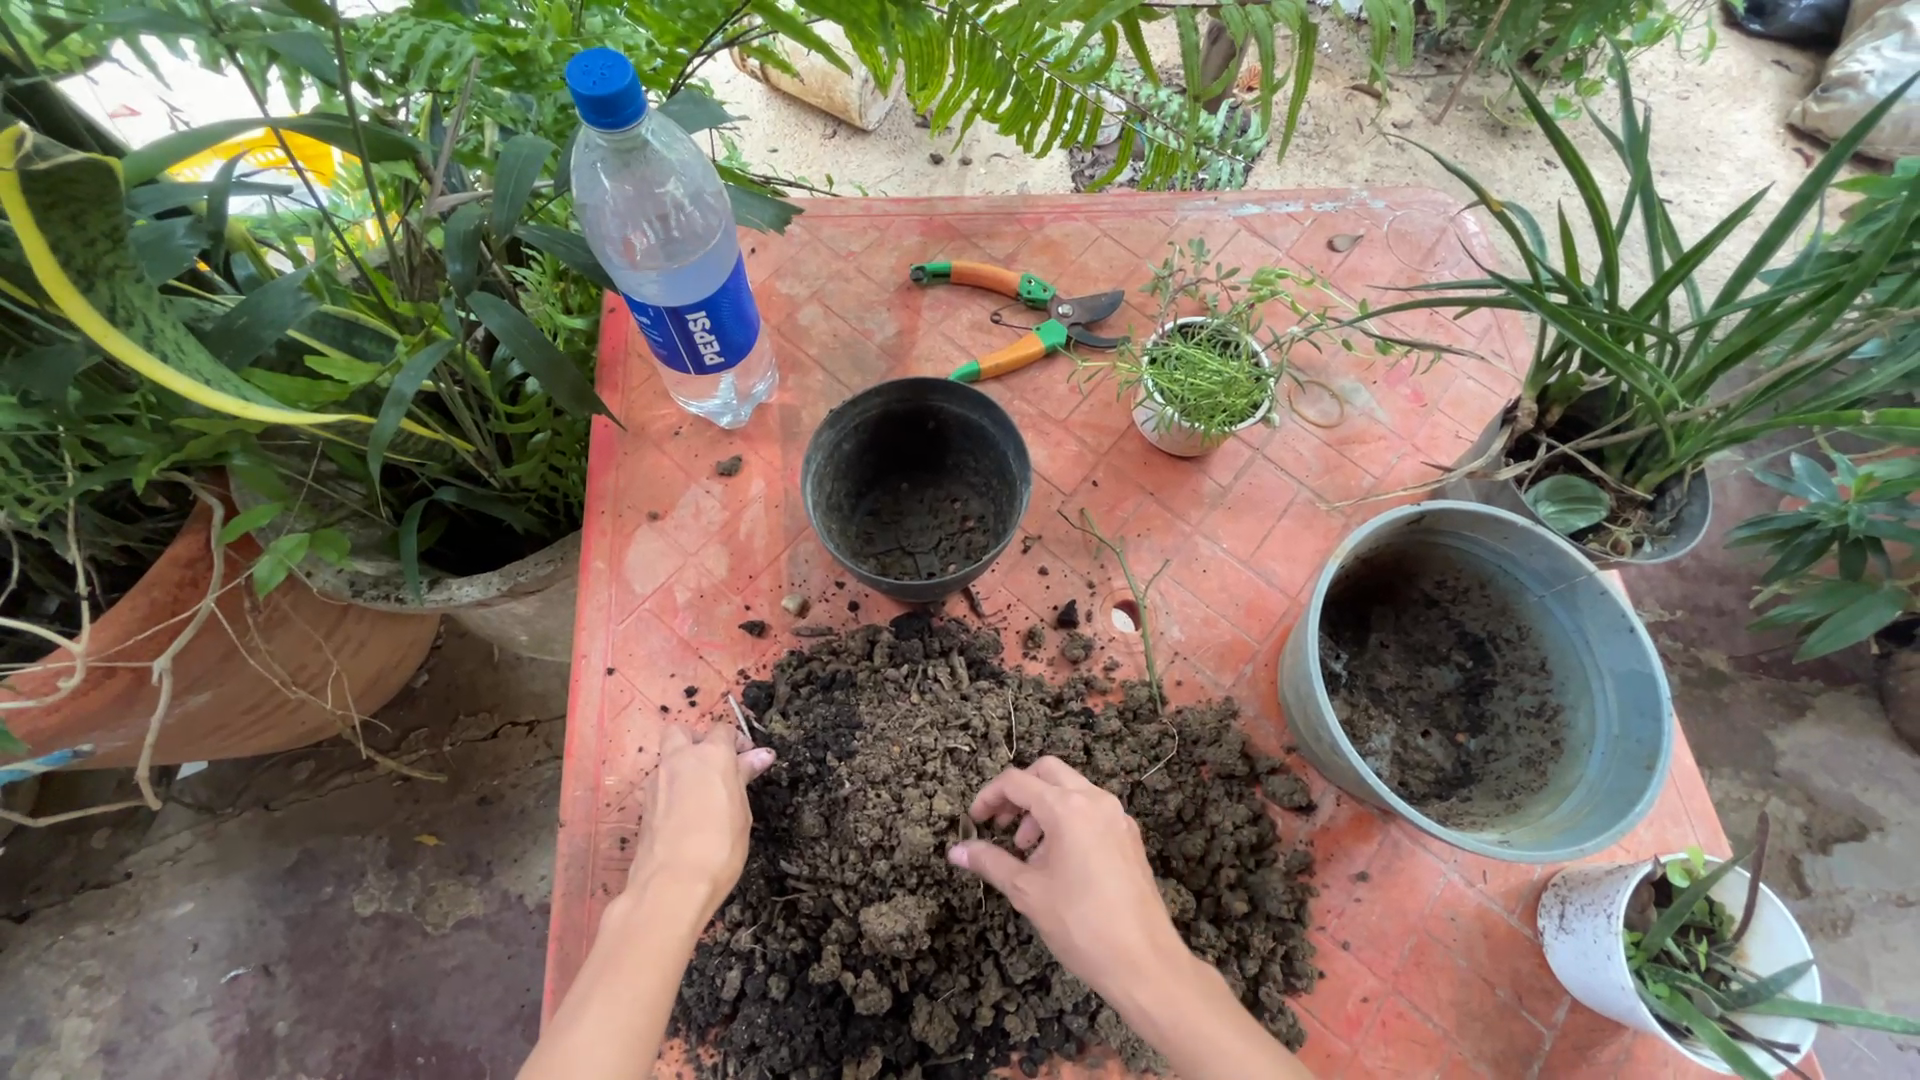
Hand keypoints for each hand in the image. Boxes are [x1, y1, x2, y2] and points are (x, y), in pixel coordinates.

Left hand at [626, 719, 775, 913]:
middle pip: (681, 732)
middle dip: (696, 741)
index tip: (748, 762)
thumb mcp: (742, 811)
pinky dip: (672, 792)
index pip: (723, 731)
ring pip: (668, 760)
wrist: (672, 885)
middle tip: (714, 766)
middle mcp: (680, 760)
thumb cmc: (720, 845)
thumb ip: (744, 778)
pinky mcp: (643, 807)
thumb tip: (760, 756)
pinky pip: (660, 786)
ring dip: (682, 768)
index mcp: (711, 755)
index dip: (737, 743)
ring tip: (701, 798)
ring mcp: (656, 782)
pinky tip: (685, 817)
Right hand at [947, 757, 1191, 997]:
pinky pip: (1091, 811)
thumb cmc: (1080, 925)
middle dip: (1019, 793)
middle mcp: (1095, 800)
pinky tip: (1058, 862)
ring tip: (1028, 852)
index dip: (989, 796)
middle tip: (1001, 825)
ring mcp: (1117, 817)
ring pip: (1071, 789)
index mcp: (1068, 808)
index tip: (975, 821)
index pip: (1017, 782)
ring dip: (1043, 808)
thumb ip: (990, 863)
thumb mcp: (1027, 892)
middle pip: (1047, 772)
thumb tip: (956, 851)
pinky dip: (1067, 820)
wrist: (1145, 962)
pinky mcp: (1129, 836)